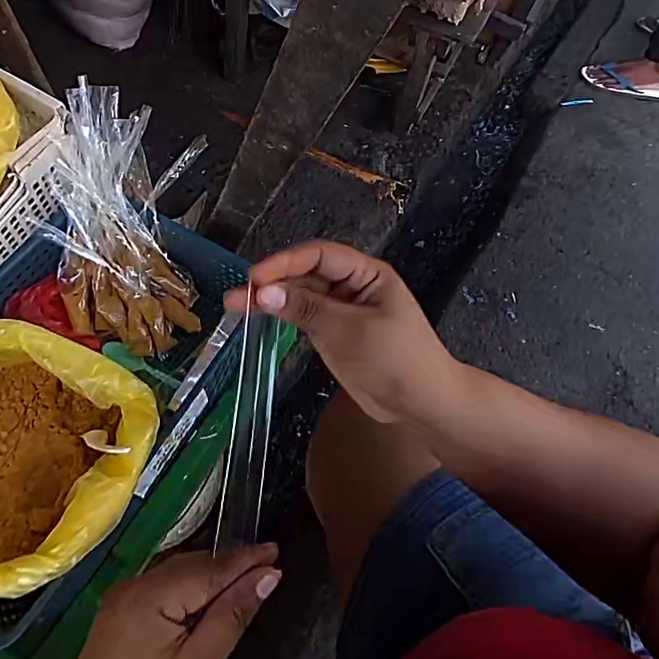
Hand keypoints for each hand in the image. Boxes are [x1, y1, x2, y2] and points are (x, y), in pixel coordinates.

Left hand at [46, 545, 280, 658]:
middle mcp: (127, 591)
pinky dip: (188, 597)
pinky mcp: (112, 630)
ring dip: (210, 581)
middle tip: (268, 567)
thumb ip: (232, 615)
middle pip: (192, 567)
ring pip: (177, 580)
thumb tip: (267, 576)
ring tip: (246, 583)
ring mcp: (115, 610)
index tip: (276, 551)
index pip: (210, 567)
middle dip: (230, 566)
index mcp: (146, 595)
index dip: (248, 558)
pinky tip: (207, 607)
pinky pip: (160, 596)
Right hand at [224, 241, 458, 423]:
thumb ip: (307, 309)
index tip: (255, 277)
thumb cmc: (396, 359)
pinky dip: (283, 317)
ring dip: (273, 299)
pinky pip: (305, 317)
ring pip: (302, 296)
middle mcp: (353, 287)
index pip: (321, 256)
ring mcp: (343, 311)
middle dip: (274, 281)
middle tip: (237, 295)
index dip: (286, 262)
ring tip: (237, 306)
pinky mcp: (335, 334)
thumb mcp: (350, 330)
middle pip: (307, 274)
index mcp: (367, 274)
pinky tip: (260, 317)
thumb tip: (264, 291)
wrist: (421, 402)